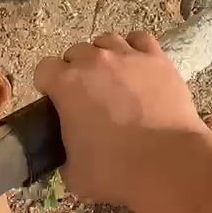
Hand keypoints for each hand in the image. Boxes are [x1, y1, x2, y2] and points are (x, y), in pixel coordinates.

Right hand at [34, 31, 211, 207]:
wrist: (167, 162)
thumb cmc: (115, 171)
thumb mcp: (73, 173)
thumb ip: (65, 152)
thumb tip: (71, 153)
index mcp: (67, 84)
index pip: (44, 69)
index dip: (48, 85)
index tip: (56, 101)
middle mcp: (94, 60)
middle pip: (76, 52)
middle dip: (76, 70)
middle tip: (86, 96)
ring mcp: (127, 55)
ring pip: (107, 41)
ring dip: (104, 56)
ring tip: (112, 78)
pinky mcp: (156, 57)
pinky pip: (140, 39)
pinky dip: (134, 48)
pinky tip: (137, 64)